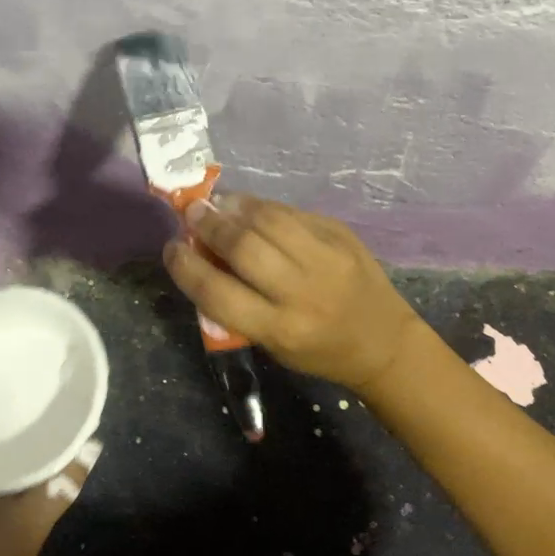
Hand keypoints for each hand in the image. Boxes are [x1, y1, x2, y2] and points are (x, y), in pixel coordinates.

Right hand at [162, 194, 425, 390]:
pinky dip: (262, 206)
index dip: (186, 267)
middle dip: (209, 226)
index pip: (217, 293)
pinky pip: (292, 212)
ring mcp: (326, 258)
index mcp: (279, 328)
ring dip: (234, 207)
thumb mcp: (272, 343)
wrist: (383, 342)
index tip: (171, 249)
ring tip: (215, 203)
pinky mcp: (340, 235)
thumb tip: (202, 255)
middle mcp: (302, 292)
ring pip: (268, 220)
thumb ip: (236, 303)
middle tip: (191, 214)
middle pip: (243, 247)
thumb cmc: (318, 352)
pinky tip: (247, 205)